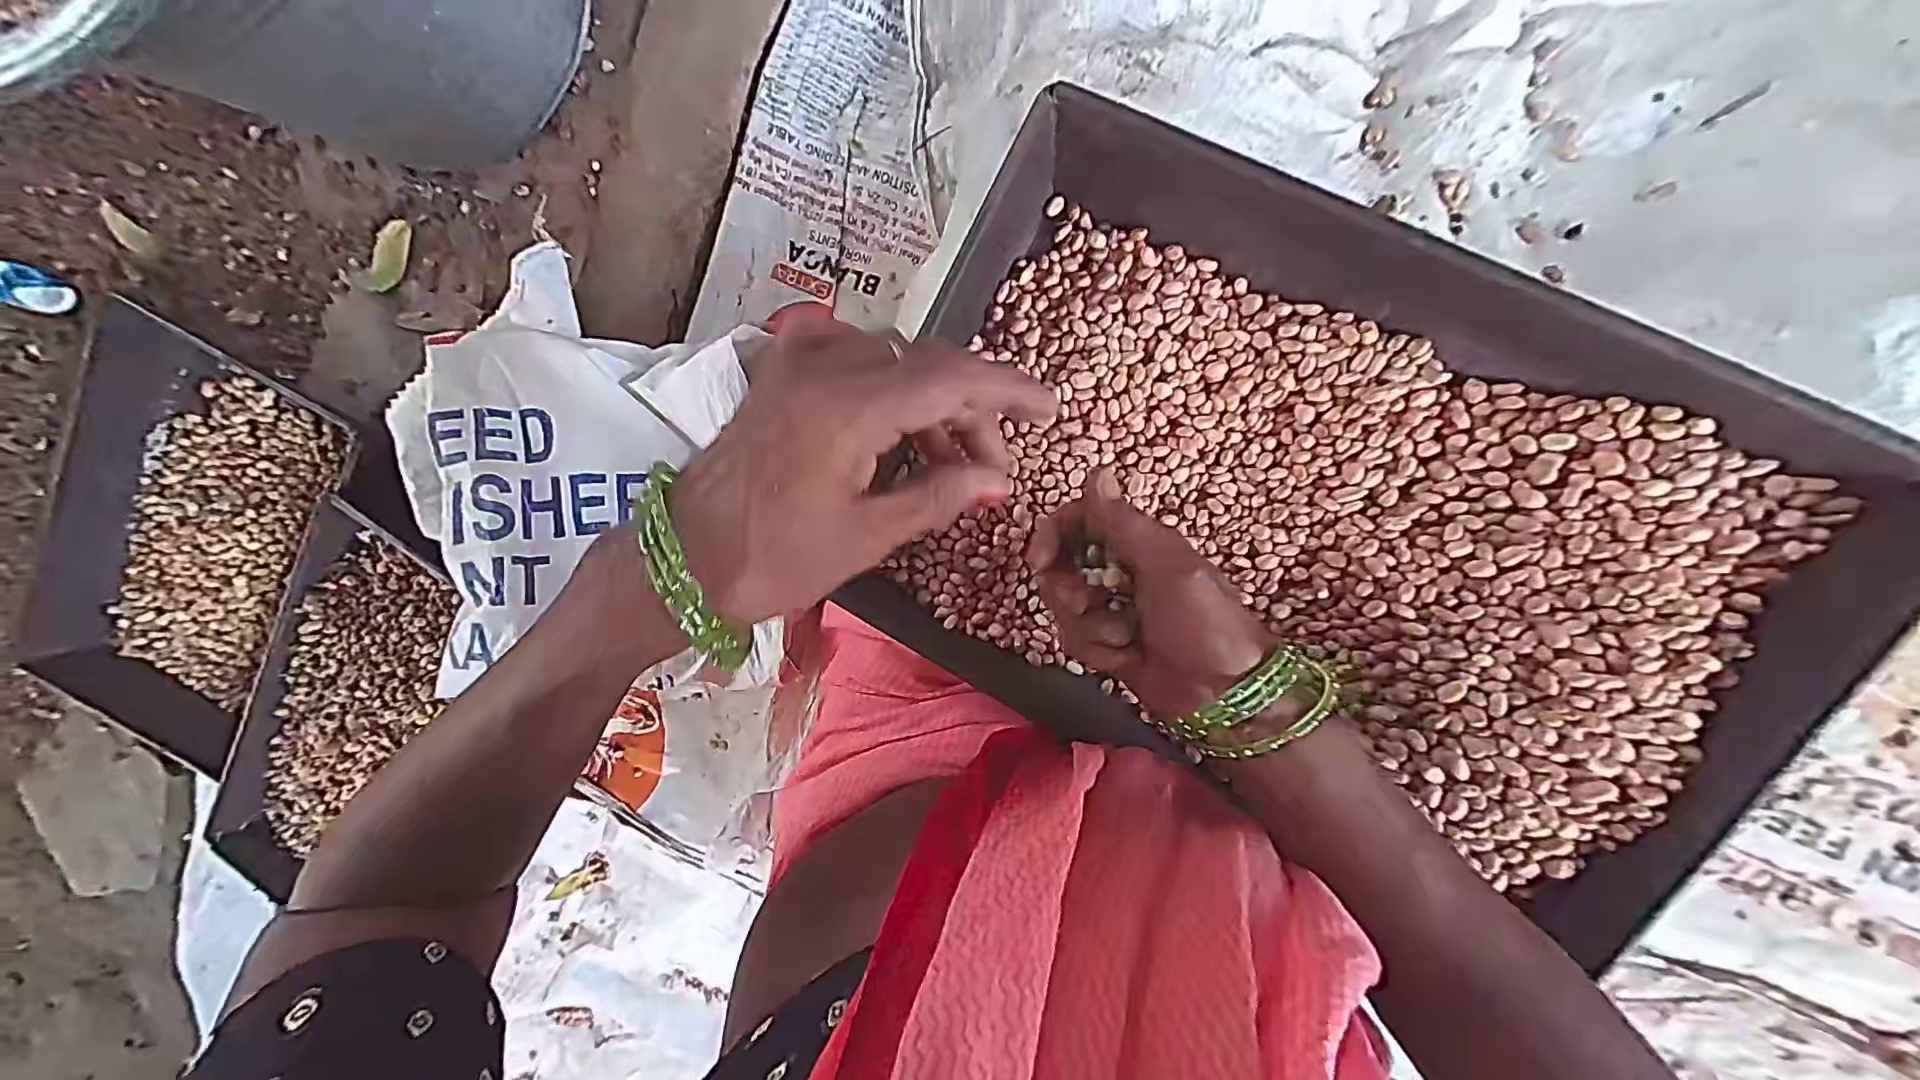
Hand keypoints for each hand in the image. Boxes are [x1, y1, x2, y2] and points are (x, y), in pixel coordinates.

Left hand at [670, 318, 1057, 624]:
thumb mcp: (867, 536)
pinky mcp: (784, 370)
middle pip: (930, 364)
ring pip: (898, 360)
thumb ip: (939, 496)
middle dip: (975, 410)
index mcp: (848, 407)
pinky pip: (860, 359)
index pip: (952, 378)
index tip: (1049, 408)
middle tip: (994, 466)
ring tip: (955, 462)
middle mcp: (825, 366)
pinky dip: (896, 390)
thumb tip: (999, 480)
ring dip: (937, 404)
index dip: (1009, 390)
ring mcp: (799, 360)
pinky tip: (907, 430)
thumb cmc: (773, 559)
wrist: (684, 557)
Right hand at [1026, 468, 1277, 717]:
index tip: (1039, 561)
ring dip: (1091, 628)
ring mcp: (1111, 608)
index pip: (1076, 521)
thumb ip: (1123, 523)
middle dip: (1069, 592)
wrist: (1226, 694)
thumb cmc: (1205, 621)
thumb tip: (1097, 473)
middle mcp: (1118, 570)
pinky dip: (1099, 652)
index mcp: (1136, 542)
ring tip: (1128, 639)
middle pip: (1060, 567)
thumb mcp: (1166, 566)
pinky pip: (1076, 640)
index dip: (1051, 536)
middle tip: (1090, 605)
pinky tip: (1128, 659)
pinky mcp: (1107, 643)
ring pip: (1064, 608)